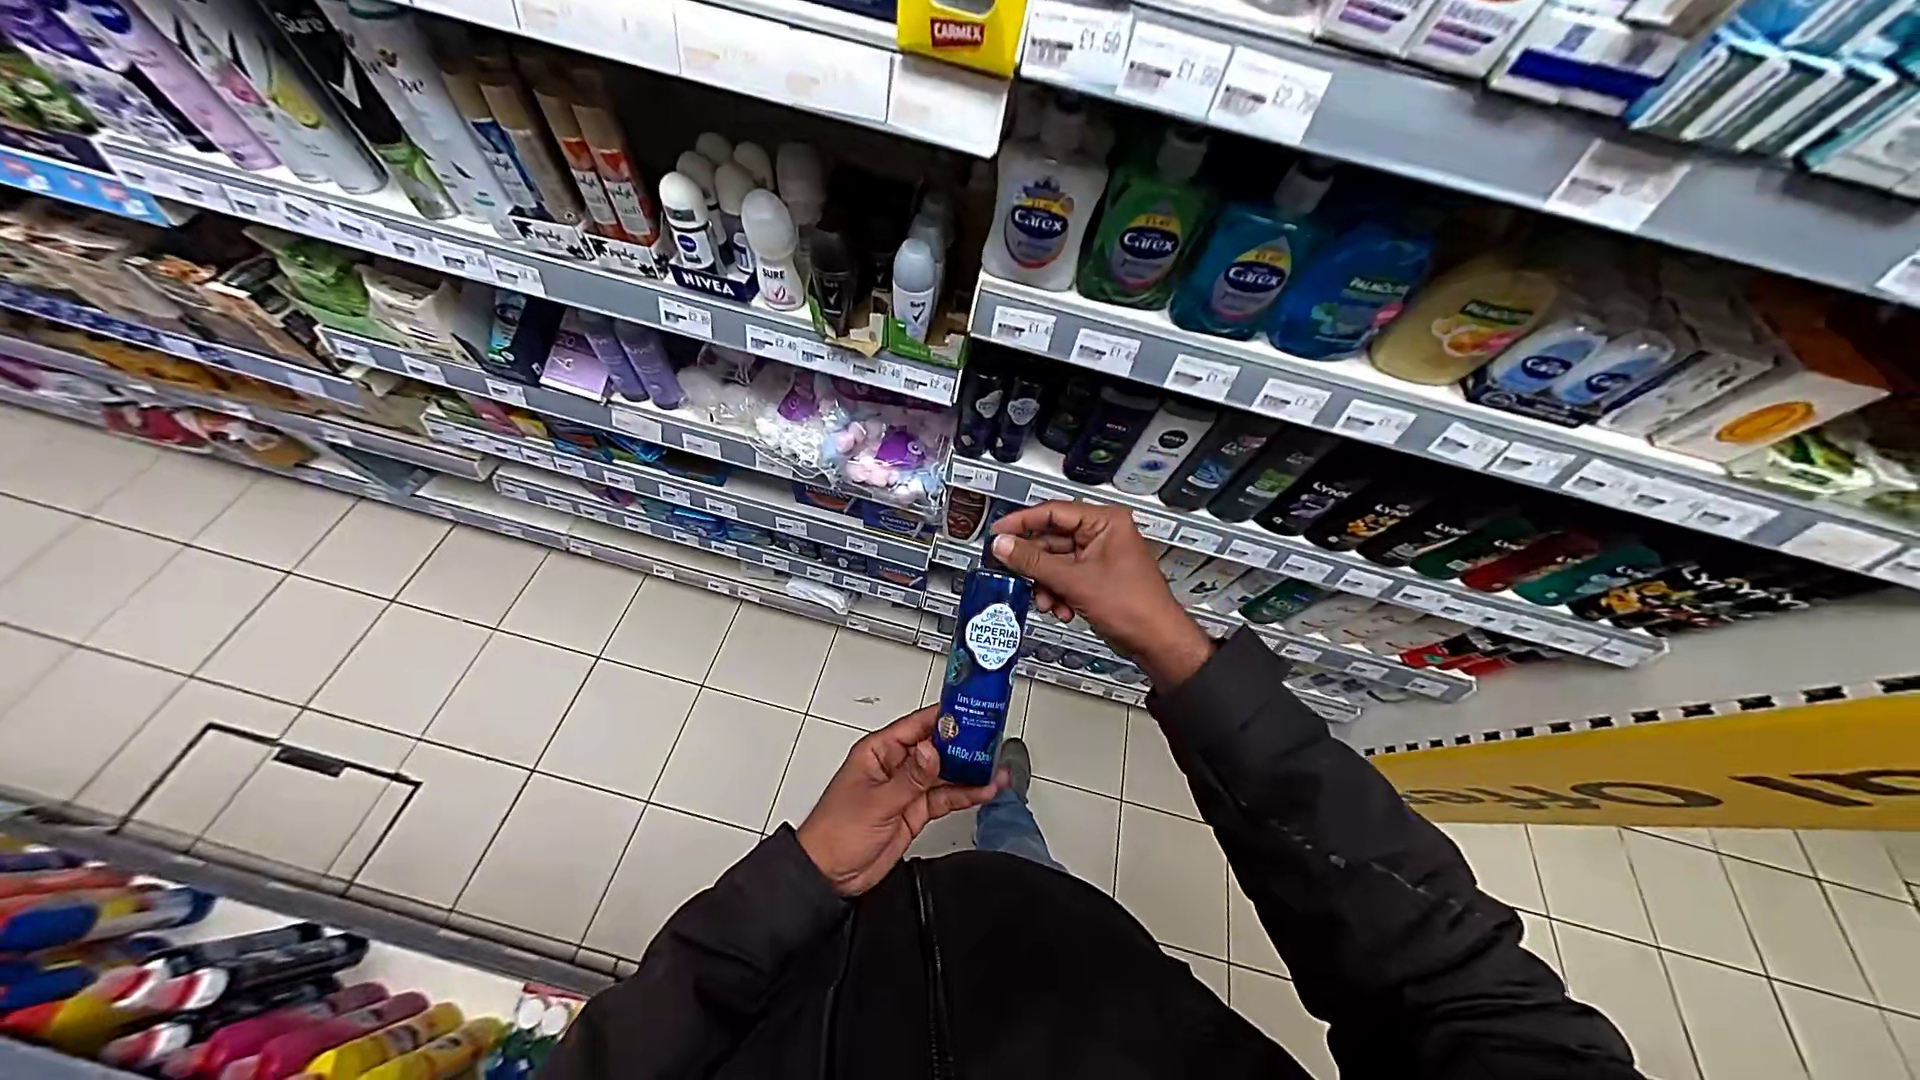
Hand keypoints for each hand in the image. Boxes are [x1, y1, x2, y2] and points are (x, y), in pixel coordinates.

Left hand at [796, 707, 1003, 896]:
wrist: (829, 877)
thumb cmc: (833, 833)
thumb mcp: (876, 802)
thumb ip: (910, 777)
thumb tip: (932, 750)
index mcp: (879, 752)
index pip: (917, 725)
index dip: (944, 717)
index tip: (969, 711)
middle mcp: (895, 765)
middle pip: (937, 747)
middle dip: (964, 744)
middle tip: (991, 741)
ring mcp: (906, 788)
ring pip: (945, 772)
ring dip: (970, 771)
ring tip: (996, 768)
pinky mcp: (915, 810)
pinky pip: (945, 796)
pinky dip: (965, 794)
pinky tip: (983, 790)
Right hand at [990, 502, 1213, 687]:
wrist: (1156, 641)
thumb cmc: (1136, 607)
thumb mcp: (1074, 580)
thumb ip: (1033, 562)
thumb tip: (1004, 545)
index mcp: (1105, 522)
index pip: (1053, 512)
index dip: (1022, 522)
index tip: (1000, 531)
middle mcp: (1102, 535)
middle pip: (1051, 540)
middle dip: (1035, 565)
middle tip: (1013, 571)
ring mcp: (1099, 557)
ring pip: (1055, 563)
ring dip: (1045, 584)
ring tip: (1046, 600)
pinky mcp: (1096, 578)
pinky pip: (1064, 578)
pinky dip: (1057, 593)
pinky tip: (1060, 608)